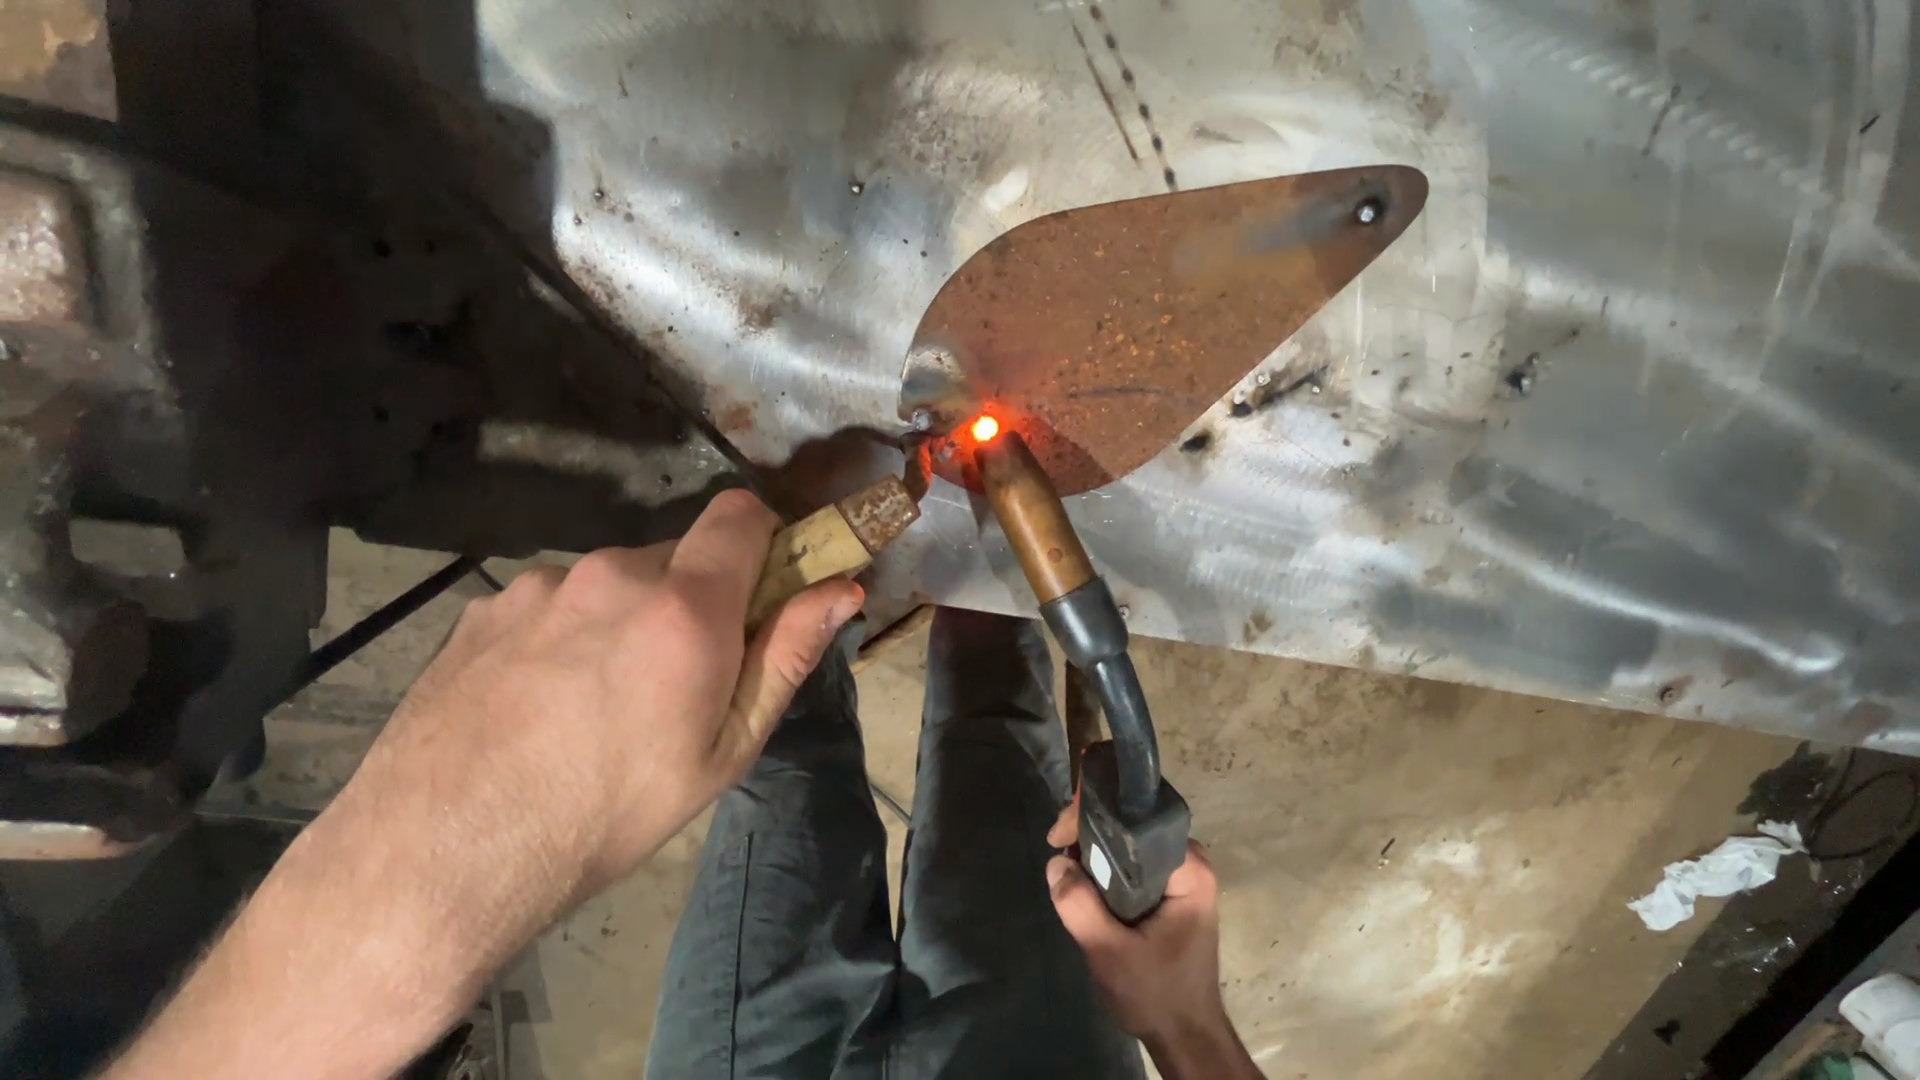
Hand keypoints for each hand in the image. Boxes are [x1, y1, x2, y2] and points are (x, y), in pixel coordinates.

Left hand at [108, 490, 864, 1079]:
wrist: (435, 860)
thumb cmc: (610, 815)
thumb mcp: (725, 748)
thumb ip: (787, 654)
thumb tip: (843, 587)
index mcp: (683, 606)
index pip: (743, 514)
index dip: (766, 539)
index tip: (764, 592)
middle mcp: (611, 572)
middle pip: (680, 554)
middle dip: (696, 597)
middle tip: (679, 679)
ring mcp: (539, 584)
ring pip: (615, 581)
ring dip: (629, 617)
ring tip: (598, 702)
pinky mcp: (485, 606)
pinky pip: (556, 600)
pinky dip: (570, 631)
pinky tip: (541, 702)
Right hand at [1047, 801, 1260, 1077]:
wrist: (1185, 1036)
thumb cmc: (1156, 994)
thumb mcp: (1110, 954)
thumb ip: (1080, 906)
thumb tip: (1055, 863)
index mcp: (1188, 868)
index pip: (1136, 819)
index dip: (1094, 817)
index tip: (1060, 836)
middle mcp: (1189, 862)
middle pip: (1131, 826)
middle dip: (1090, 833)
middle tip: (1057, 849)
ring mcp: (1181, 875)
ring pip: (1128, 844)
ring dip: (1094, 851)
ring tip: (1065, 865)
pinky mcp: (1170, 890)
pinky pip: (1132, 862)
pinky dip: (1105, 867)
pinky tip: (1083, 879)